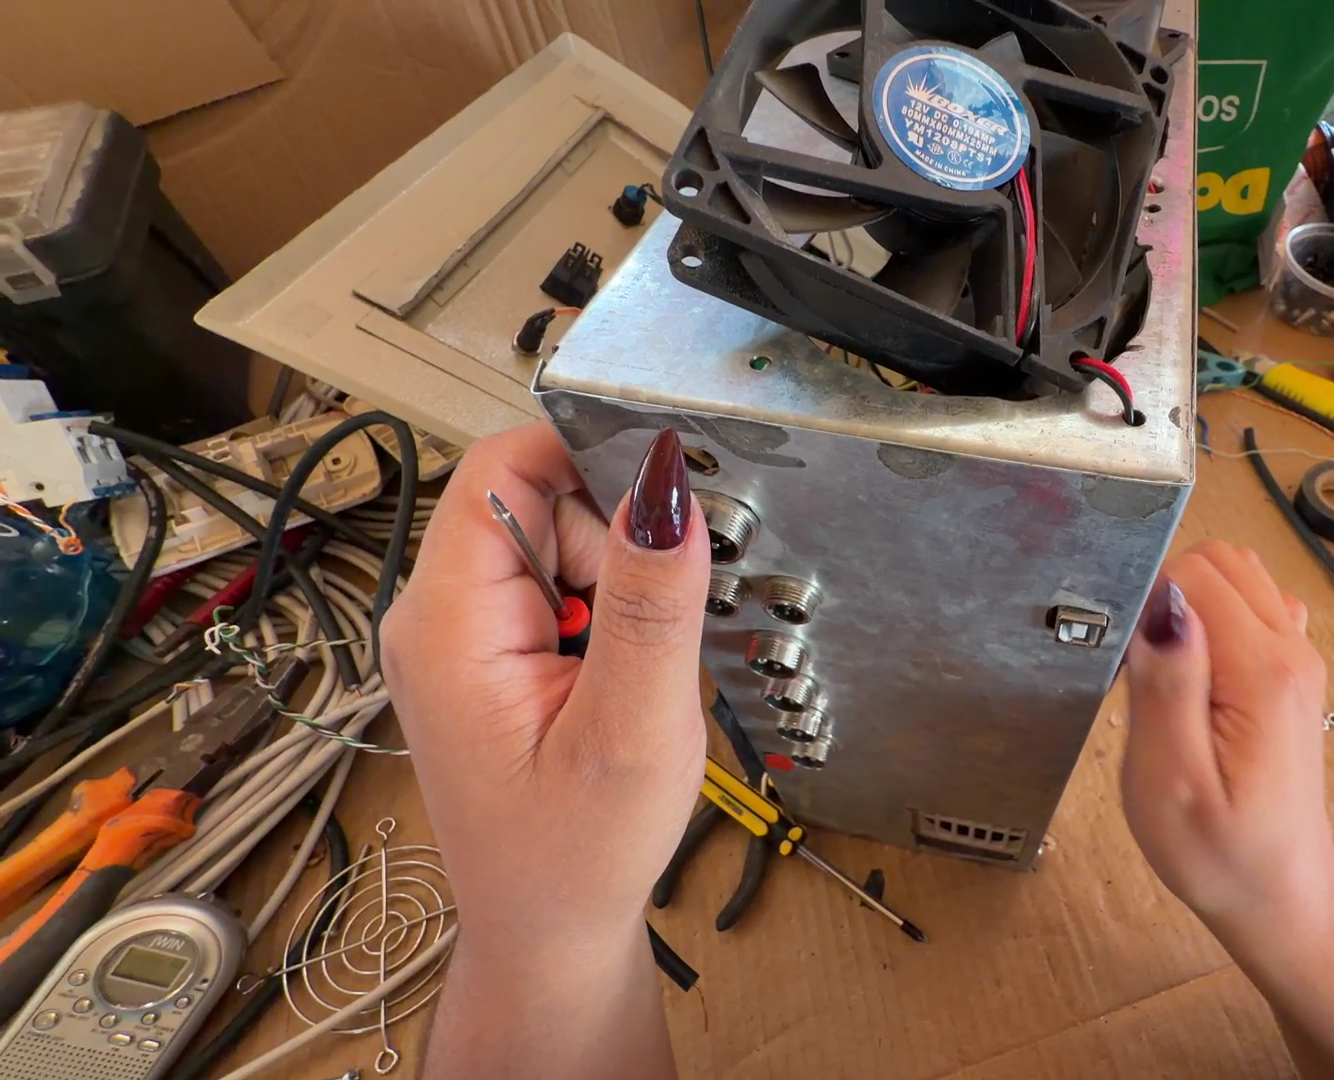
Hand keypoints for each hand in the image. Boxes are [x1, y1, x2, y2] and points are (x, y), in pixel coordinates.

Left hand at [381, 423, 708, 955]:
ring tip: (645, 656)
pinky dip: (617, 600)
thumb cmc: (578, 848)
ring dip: (625, 574)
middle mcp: (446, 614)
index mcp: (452, 621)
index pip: (507, 467)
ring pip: (564, 538)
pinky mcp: (505, 648)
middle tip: (661, 616)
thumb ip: (650, 604)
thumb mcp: (632, 726)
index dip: (593, 456)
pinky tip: (632, 661)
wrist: (553, 922)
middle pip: (542, 497)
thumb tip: (668, 493)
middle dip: (622, 534)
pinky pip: (569, 581)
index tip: (672, 487)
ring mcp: (474, 631)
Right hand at [1120, 540, 1333, 926]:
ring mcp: (1297, 655)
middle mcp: (1290, 648)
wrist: (1282, 895)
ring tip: (1164, 664)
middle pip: (1220, 561)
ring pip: (1238, 574)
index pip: (1195, 574)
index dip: (1148, 601)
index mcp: (1262, 670)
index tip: (1128, 658)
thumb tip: (1163, 604)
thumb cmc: (1218, 851)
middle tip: (1142, 661)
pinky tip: (1195, 665)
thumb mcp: (1172, 781)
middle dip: (1167, 592)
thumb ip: (1167, 685)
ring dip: (1190, 598)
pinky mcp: (1289, 669)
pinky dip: (1214, 611)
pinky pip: (1252, 603)